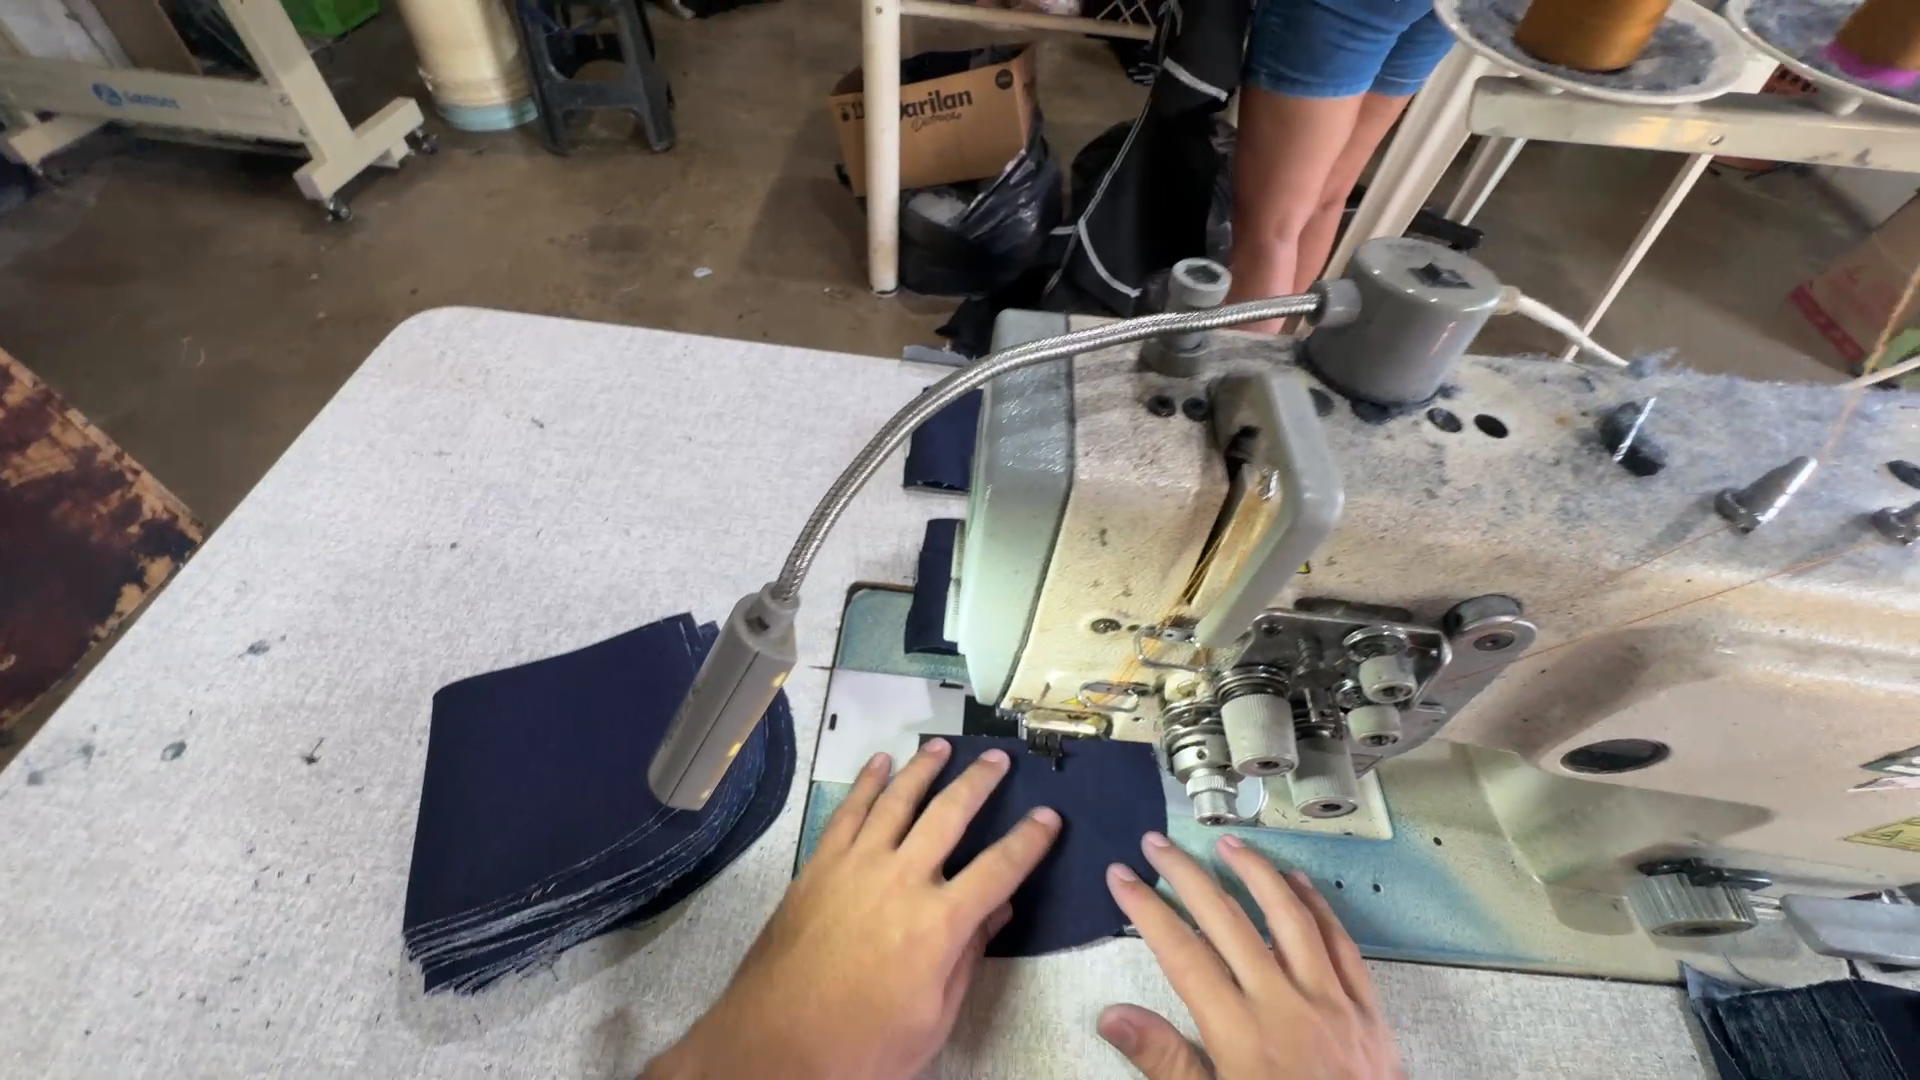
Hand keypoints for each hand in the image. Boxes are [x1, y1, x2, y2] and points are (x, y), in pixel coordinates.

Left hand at [644, 737, 1061, 1079]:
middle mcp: (902, 879)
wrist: (774, 1046)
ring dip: (924, 768)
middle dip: (979, 782)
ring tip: (943, 746)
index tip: (1049, 815)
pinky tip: (879, 761)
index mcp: (938, 924)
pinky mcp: (821, 862)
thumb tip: (999, 907)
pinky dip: (866, 782)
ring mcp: (857, 864)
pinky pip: (849, 810)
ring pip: (898, 799)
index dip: (1029, 840)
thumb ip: (968, 957)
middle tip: (999, 758)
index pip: (998, 869)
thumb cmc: (863, 1046)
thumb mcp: (933, 1019)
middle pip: (950, 814)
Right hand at [1100, 832, 1401, 1079]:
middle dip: (1186, 874)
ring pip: (1289, 918)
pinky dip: (1317, 906)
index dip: (1146, 908)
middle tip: (1157, 842)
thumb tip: (1110, 1014)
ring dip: (1254, 872)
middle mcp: (1284, 1005)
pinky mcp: (1369, 1012)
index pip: (1181, 953)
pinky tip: (1297, 880)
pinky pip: (1342, 945)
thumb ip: (1165, 1061)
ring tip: (1225, 842)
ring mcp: (1332, 1003)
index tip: (1120, 874)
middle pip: (1227, 920)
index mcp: (1241, 1034)